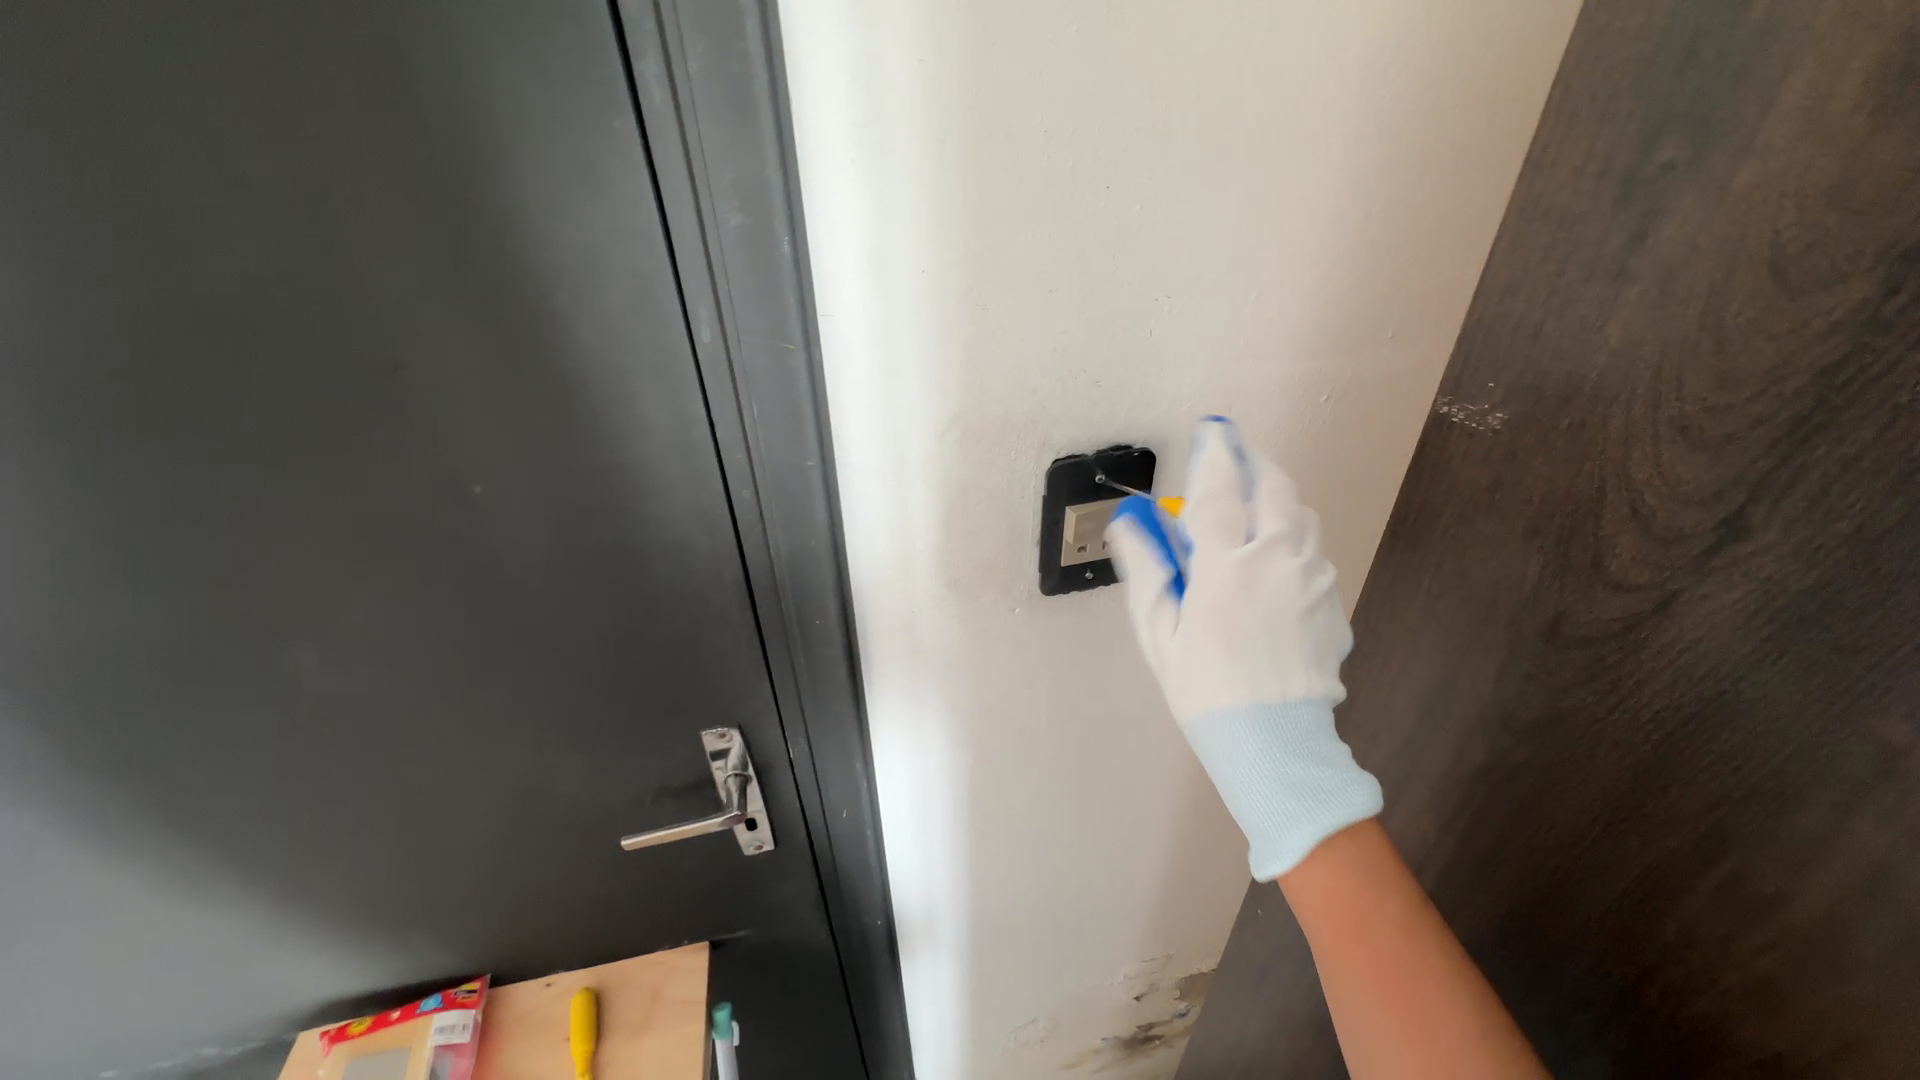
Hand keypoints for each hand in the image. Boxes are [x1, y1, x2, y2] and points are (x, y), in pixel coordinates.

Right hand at [1106, 416, 1381, 879]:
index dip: (1214, 455)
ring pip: (1302, 516)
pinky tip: (1275, 559)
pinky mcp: (1333, 602)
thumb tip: (1130, 523)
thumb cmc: (1204, 688)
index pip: (1219, 491)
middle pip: (1275, 488)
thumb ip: (1148, 569)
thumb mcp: (1161, 632)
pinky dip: (1293, 538)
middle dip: (1255, 464)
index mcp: (1227, 566)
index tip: (1212, 431)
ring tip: (1254, 504)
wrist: (1274, 742)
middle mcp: (1277, 559)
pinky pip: (1314, 552)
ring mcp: (1313, 579)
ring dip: (1277, 498)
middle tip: (1236, 458)